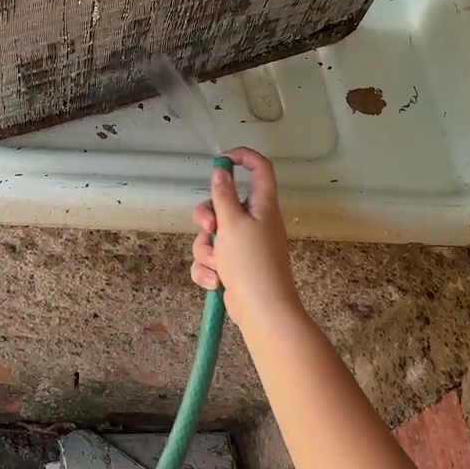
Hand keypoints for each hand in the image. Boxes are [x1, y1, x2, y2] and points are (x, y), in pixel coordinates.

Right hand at [190, 147, 302, 328]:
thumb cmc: (251, 262)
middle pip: (223, 203)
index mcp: (262, 206)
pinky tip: (215, 282)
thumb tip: (221, 172)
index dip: (243, 157)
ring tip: (217, 265)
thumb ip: (223, 196)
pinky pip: (211, 258)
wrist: (262, 311)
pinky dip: (209, 269)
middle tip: (210, 229)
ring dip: (207, 250)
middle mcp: (254, 221)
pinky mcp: (233, 266)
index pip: (260, 169)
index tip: (221, 160)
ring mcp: (243, 245)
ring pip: (212, 234)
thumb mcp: (232, 223)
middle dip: (207, 217)